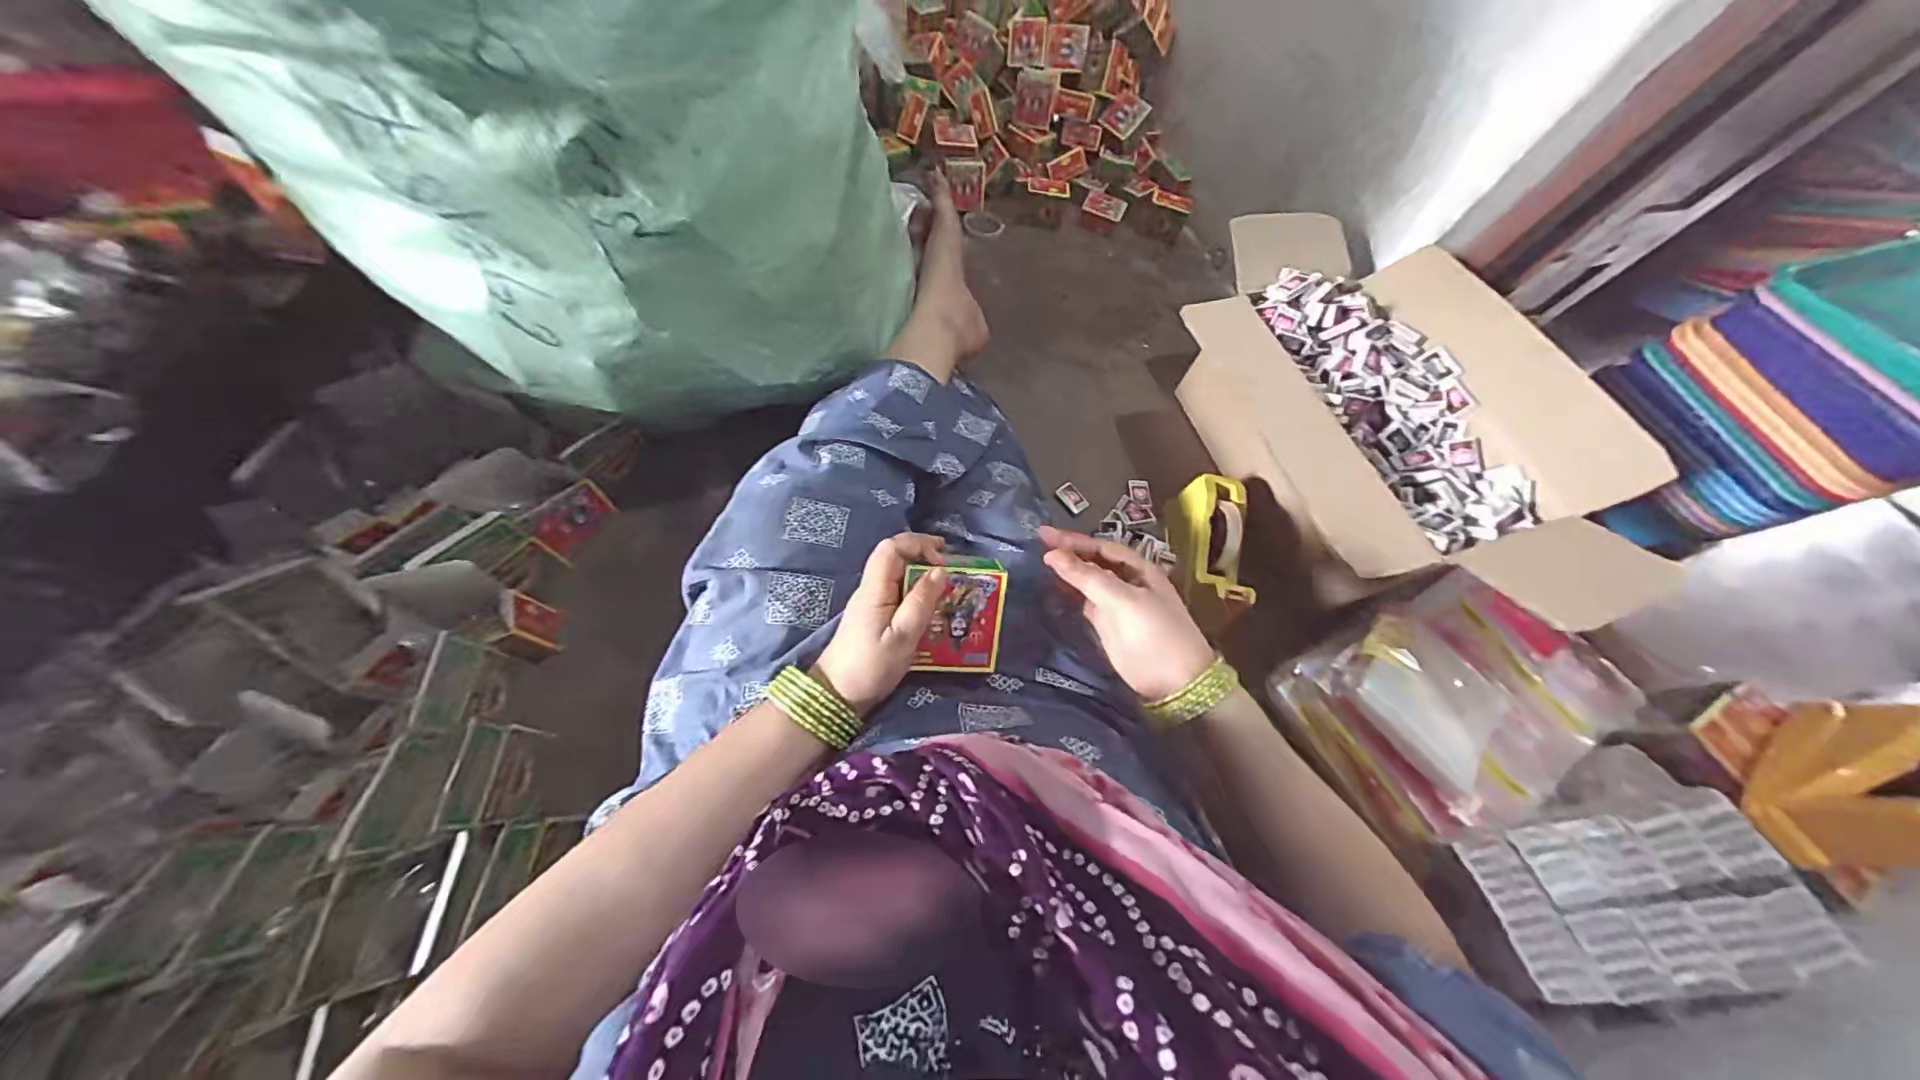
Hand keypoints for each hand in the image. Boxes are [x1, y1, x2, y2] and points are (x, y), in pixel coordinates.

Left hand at [813, 533, 949, 714]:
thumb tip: (941, 571)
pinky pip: (897, 594)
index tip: (943, 559)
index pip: (891, 547)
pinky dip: (916, 594)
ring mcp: (871, 603)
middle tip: (952, 572)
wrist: (837, 694)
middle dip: (925, 557)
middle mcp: (871, 589)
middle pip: (895, 557)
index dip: (918, 544)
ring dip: (922, 577)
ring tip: (947, 591)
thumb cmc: (871, 666)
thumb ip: (922, 602)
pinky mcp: (873, 617)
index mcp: (875, 589)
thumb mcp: (903, 636)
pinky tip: (931, 610)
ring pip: (898, 576)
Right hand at [1038, 526, 1215, 700]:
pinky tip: (1053, 588)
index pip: (1101, 547)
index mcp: (1138, 570)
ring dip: (1067, 571)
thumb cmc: (1155, 635)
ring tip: (1040, 561)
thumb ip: (1087, 577)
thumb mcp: (1122, 600)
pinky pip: (1085, 601)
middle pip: (1094, 561)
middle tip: (1038, 542)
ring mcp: (1117, 604)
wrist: (1175, 682)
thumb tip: (1053, 555)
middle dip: (1069, 551)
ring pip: (1088, 580)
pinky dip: (1070, 593)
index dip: (1073, 540)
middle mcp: (1127, 582)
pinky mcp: (1107, 624)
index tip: (1044, 535)